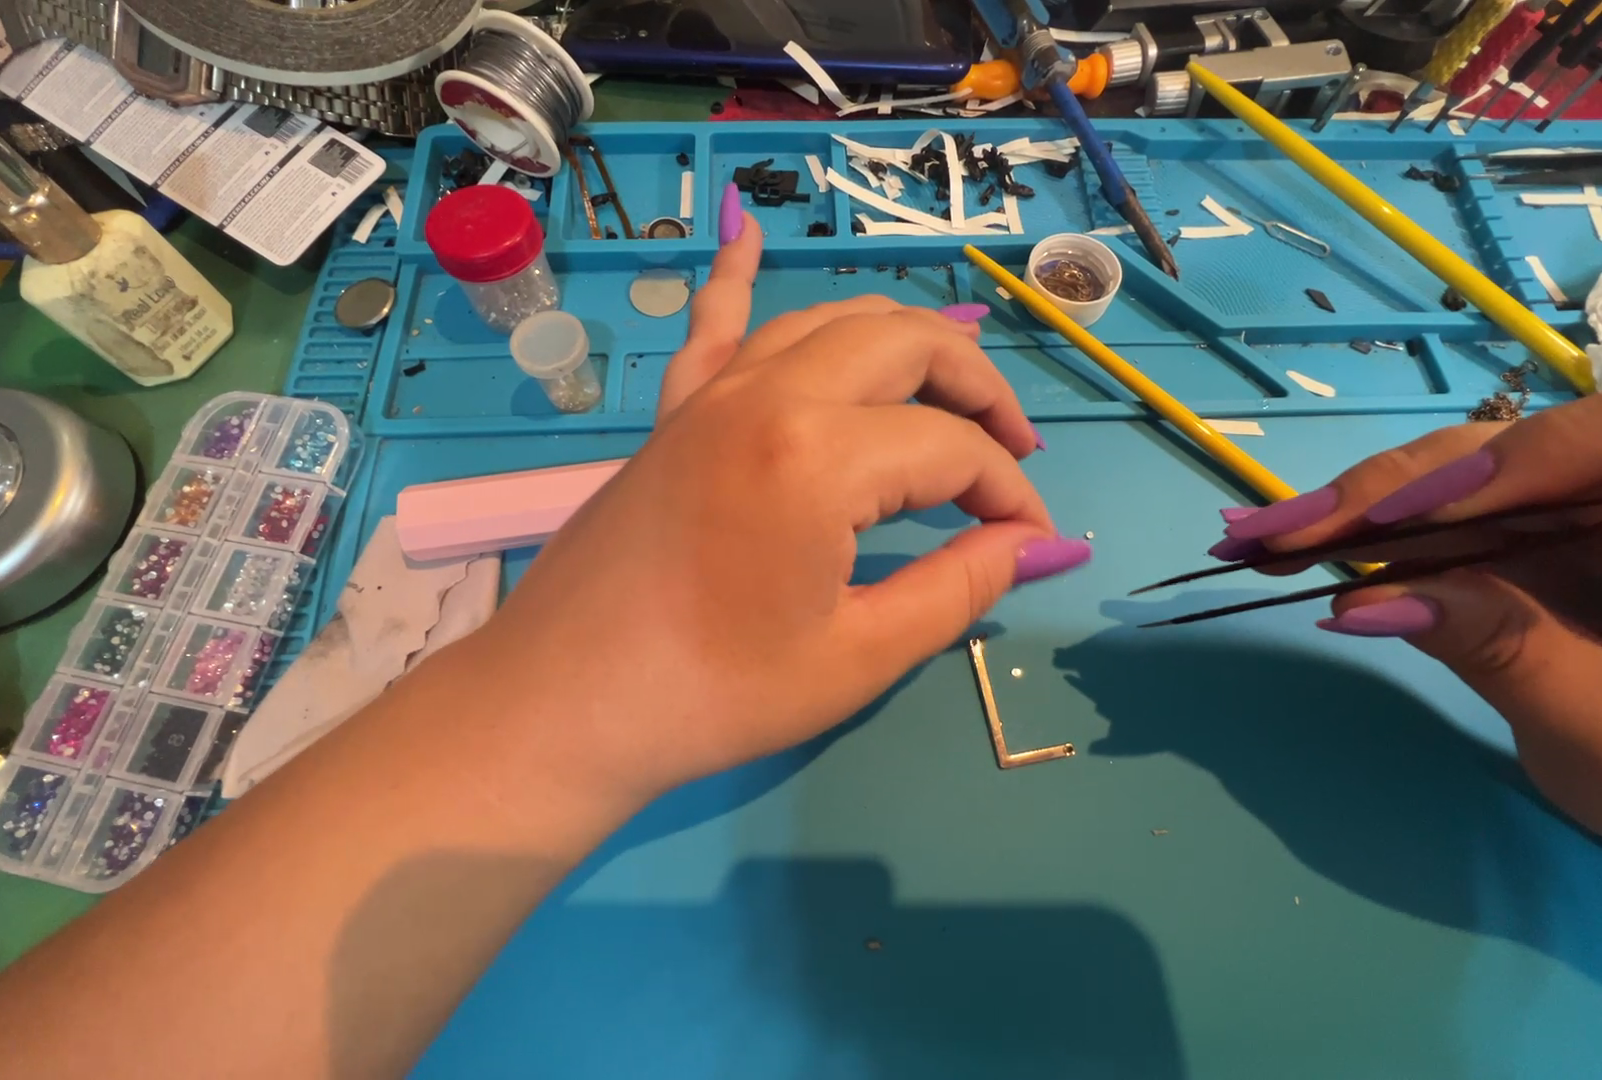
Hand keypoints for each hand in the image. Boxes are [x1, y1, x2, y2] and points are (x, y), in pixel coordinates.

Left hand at [447, 203, 1087, 811]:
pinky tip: (746, 233)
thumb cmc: (711, 697)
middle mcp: (769, 396)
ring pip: (831, 322)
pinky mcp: (673, 415)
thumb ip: (960, 589)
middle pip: (908, 346)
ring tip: (945, 392)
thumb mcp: (856, 658)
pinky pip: (713, 327)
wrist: (562, 706)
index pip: (955, 451)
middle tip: (1013, 452)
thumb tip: (1039, 549)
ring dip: (904, 343)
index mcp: (819, 457)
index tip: (1032, 544)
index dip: (1010, 497)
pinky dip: (738, 277)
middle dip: (979, 391)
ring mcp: (712, 395)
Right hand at [1213, 366, 1601, 967]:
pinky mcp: (1593, 549)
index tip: (1407, 514)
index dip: (1537, 458)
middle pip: (1556, 448)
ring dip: (1377, 511)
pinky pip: (1487, 530)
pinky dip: (1399, 544)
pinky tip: (1317, 547)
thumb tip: (1364, 600)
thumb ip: (1515, 659)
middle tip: (1287, 528)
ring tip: (1270, 539)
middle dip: (1412, 487)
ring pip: (1498, 483)